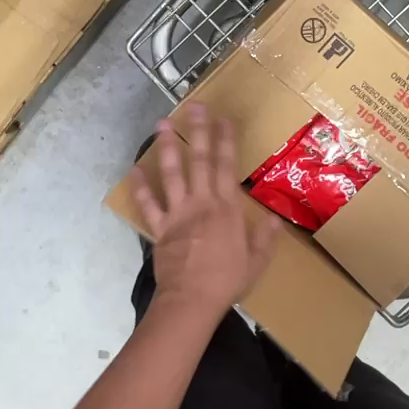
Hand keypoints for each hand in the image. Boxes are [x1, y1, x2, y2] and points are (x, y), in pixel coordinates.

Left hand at [130, 104, 280, 316]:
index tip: (224, 119)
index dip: (226, 140)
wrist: (191, 301)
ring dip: (167, 147)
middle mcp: (201, 203)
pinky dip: (140, 187)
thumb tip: (274, 218)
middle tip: (195, 107)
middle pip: (199, 160)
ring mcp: (178, 213)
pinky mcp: (160, 229)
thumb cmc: (227, 281)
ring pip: (172, 174)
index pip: (226, 166)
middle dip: (198, 131)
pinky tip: (134, 169)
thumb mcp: (256, 261)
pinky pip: (148, 204)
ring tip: (162, 124)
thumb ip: (264, 238)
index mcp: (227, 208)